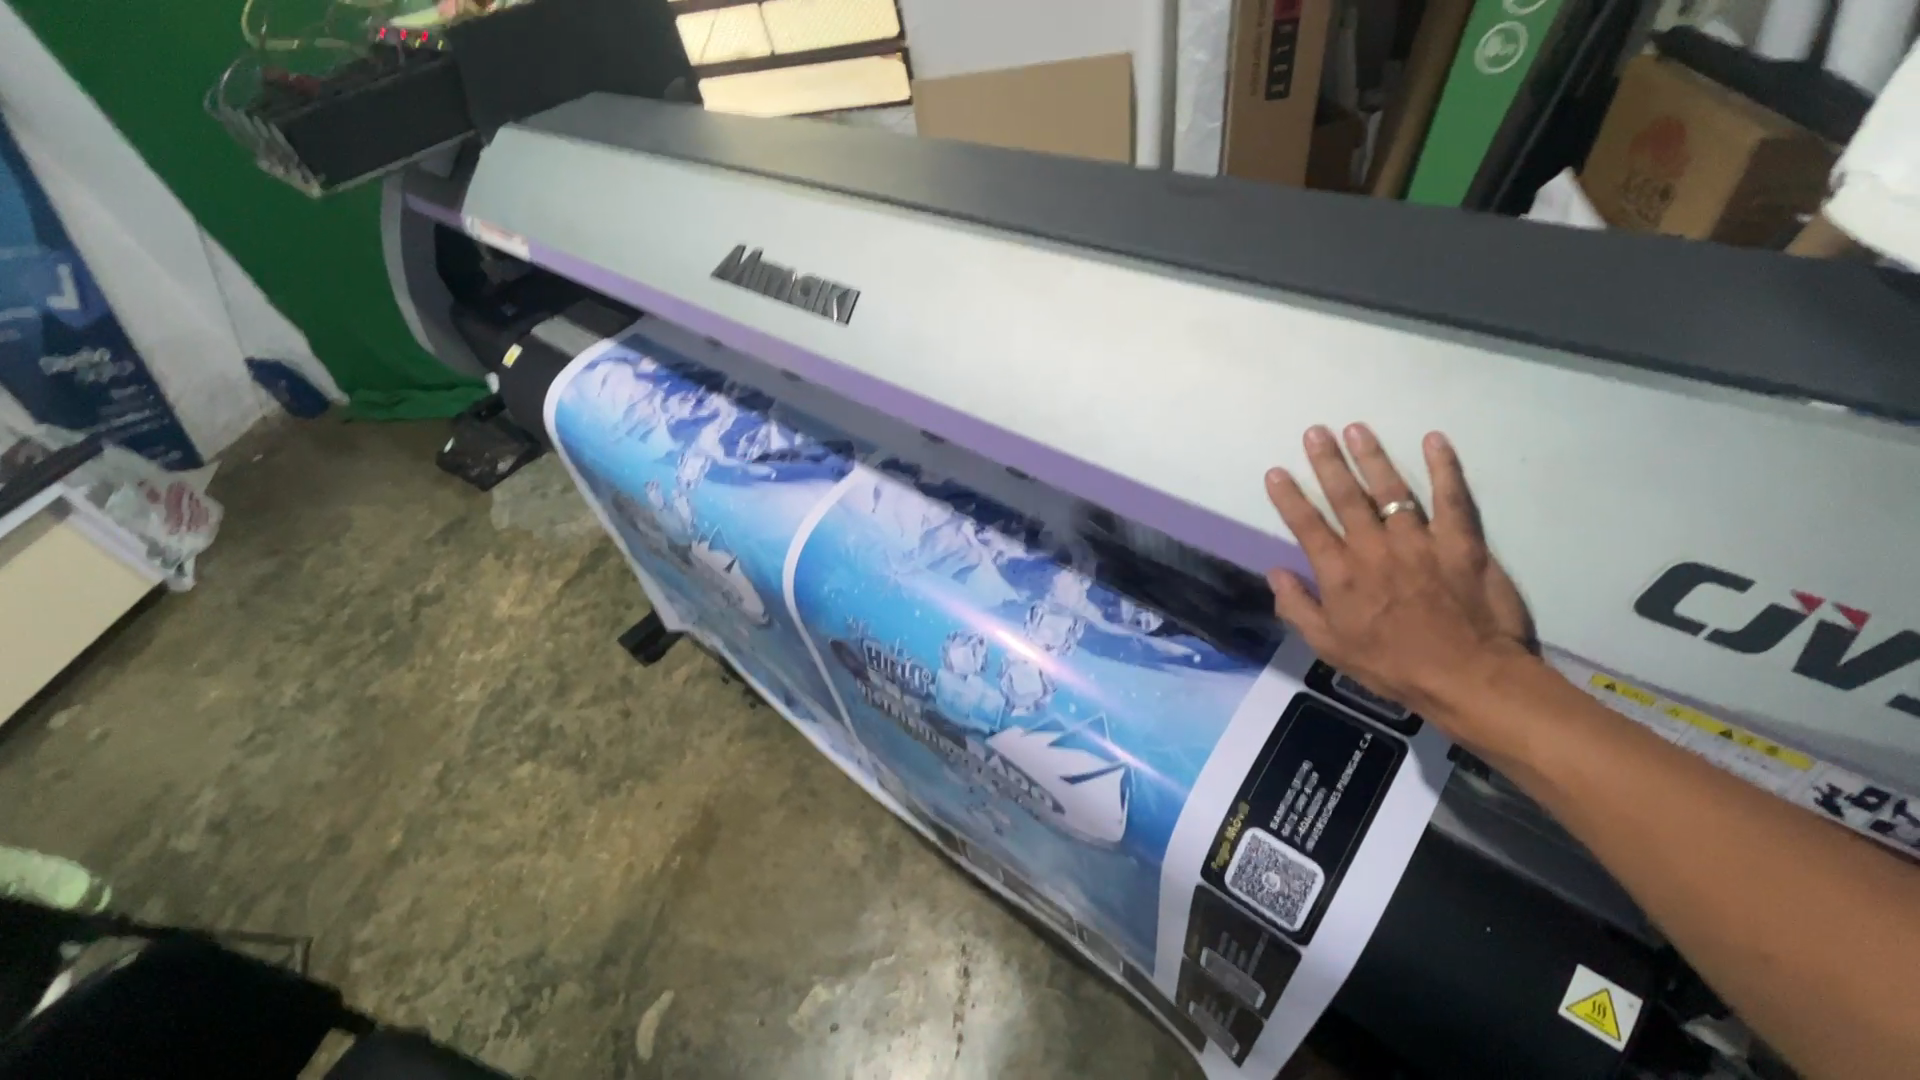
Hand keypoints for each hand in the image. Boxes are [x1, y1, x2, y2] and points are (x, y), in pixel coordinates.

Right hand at [1264, 424, 1534, 737]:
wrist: (1467, 677)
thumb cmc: (1392, 666)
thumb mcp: (1329, 647)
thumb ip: (1298, 608)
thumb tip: (1276, 574)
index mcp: (1340, 574)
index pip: (1307, 526)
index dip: (1289, 497)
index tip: (1276, 472)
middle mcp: (1374, 548)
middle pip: (1345, 497)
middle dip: (1327, 463)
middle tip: (1315, 432)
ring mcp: (1420, 541)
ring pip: (1391, 490)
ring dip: (1372, 457)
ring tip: (1356, 429)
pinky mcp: (1461, 543)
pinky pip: (1452, 498)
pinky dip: (1445, 468)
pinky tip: (1434, 440)